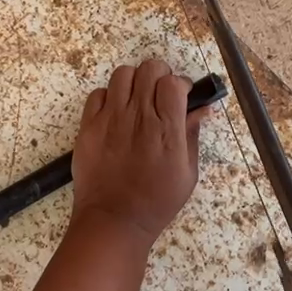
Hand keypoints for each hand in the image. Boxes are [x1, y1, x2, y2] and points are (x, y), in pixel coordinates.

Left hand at [69, 60, 208, 245]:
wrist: (113, 221)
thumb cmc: (156, 202)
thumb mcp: (186, 173)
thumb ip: (192, 135)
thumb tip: (203, 107)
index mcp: (165, 131)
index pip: (173, 83)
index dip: (179, 83)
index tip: (181, 94)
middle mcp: (138, 117)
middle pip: (149, 69)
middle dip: (159, 74)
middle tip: (160, 91)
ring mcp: (110, 119)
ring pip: (123, 74)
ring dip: (134, 80)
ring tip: (137, 97)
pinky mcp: (88, 125)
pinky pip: (98, 93)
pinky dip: (109, 96)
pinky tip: (115, 112)